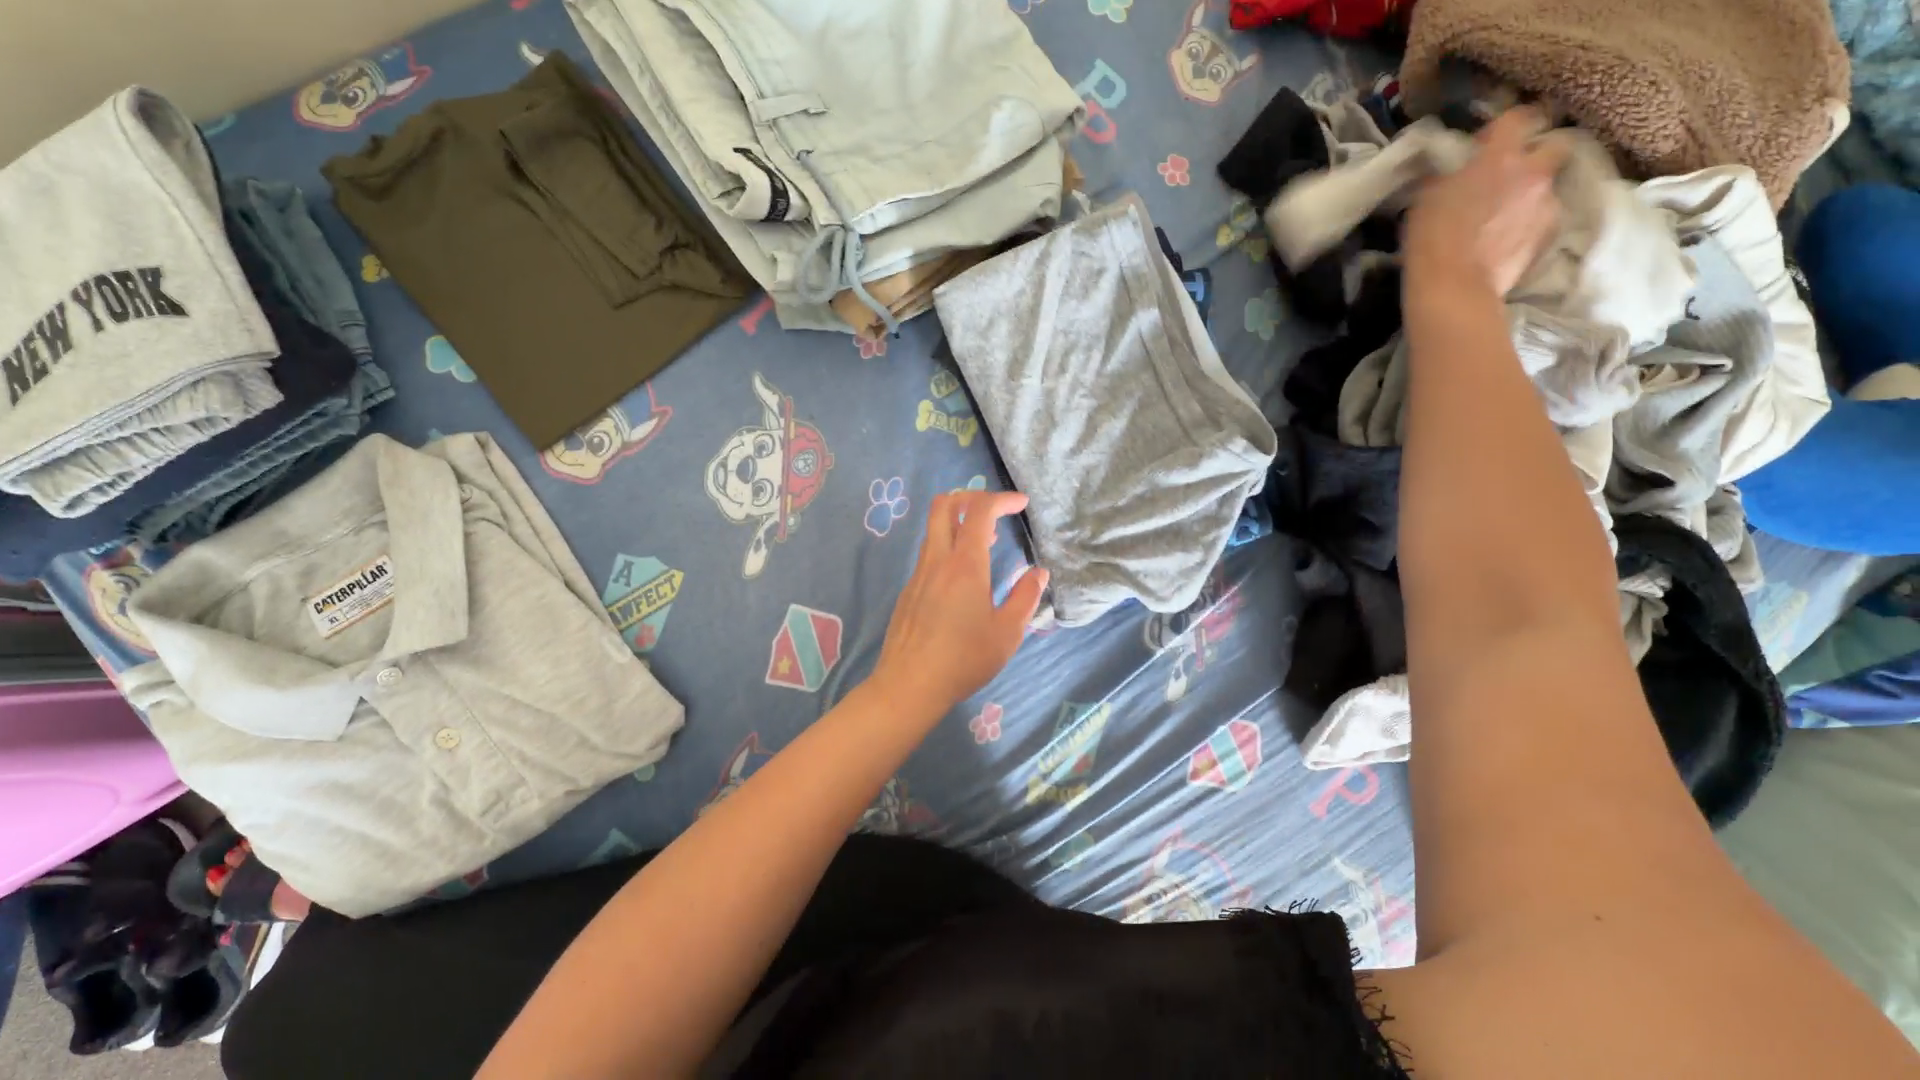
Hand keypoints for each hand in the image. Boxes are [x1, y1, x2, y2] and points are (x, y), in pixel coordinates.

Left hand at [870, 491, 1048, 712]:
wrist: (908, 685)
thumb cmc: (963, 660)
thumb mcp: (1007, 633)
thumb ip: (1025, 598)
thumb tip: (1038, 573)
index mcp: (965, 565)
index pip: (980, 511)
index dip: (1001, 499)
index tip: (1021, 504)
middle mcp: (937, 561)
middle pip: (944, 505)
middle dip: (971, 497)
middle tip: (995, 511)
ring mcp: (918, 575)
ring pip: (933, 529)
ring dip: (959, 523)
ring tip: (986, 543)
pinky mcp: (908, 591)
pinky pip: (928, 554)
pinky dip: (948, 547)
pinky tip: (963, 576)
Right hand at [1405, 107, 1568, 296]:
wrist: (1455, 288)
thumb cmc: (1431, 240)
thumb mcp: (1427, 196)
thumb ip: (1450, 172)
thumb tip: (1456, 165)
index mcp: (1500, 156)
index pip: (1518, 117)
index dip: (1504, 126)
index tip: (1488, 142)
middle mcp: (1532, 172)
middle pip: (1555, 143)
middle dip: (1538, 152)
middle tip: (1512, 172)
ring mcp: (1546, 203)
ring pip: (1548, 184)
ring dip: (1530, 192)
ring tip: (1506, 213)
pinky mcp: (1549, 233)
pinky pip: (1545, 215)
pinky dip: (1531, 220)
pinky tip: (1509, 236)